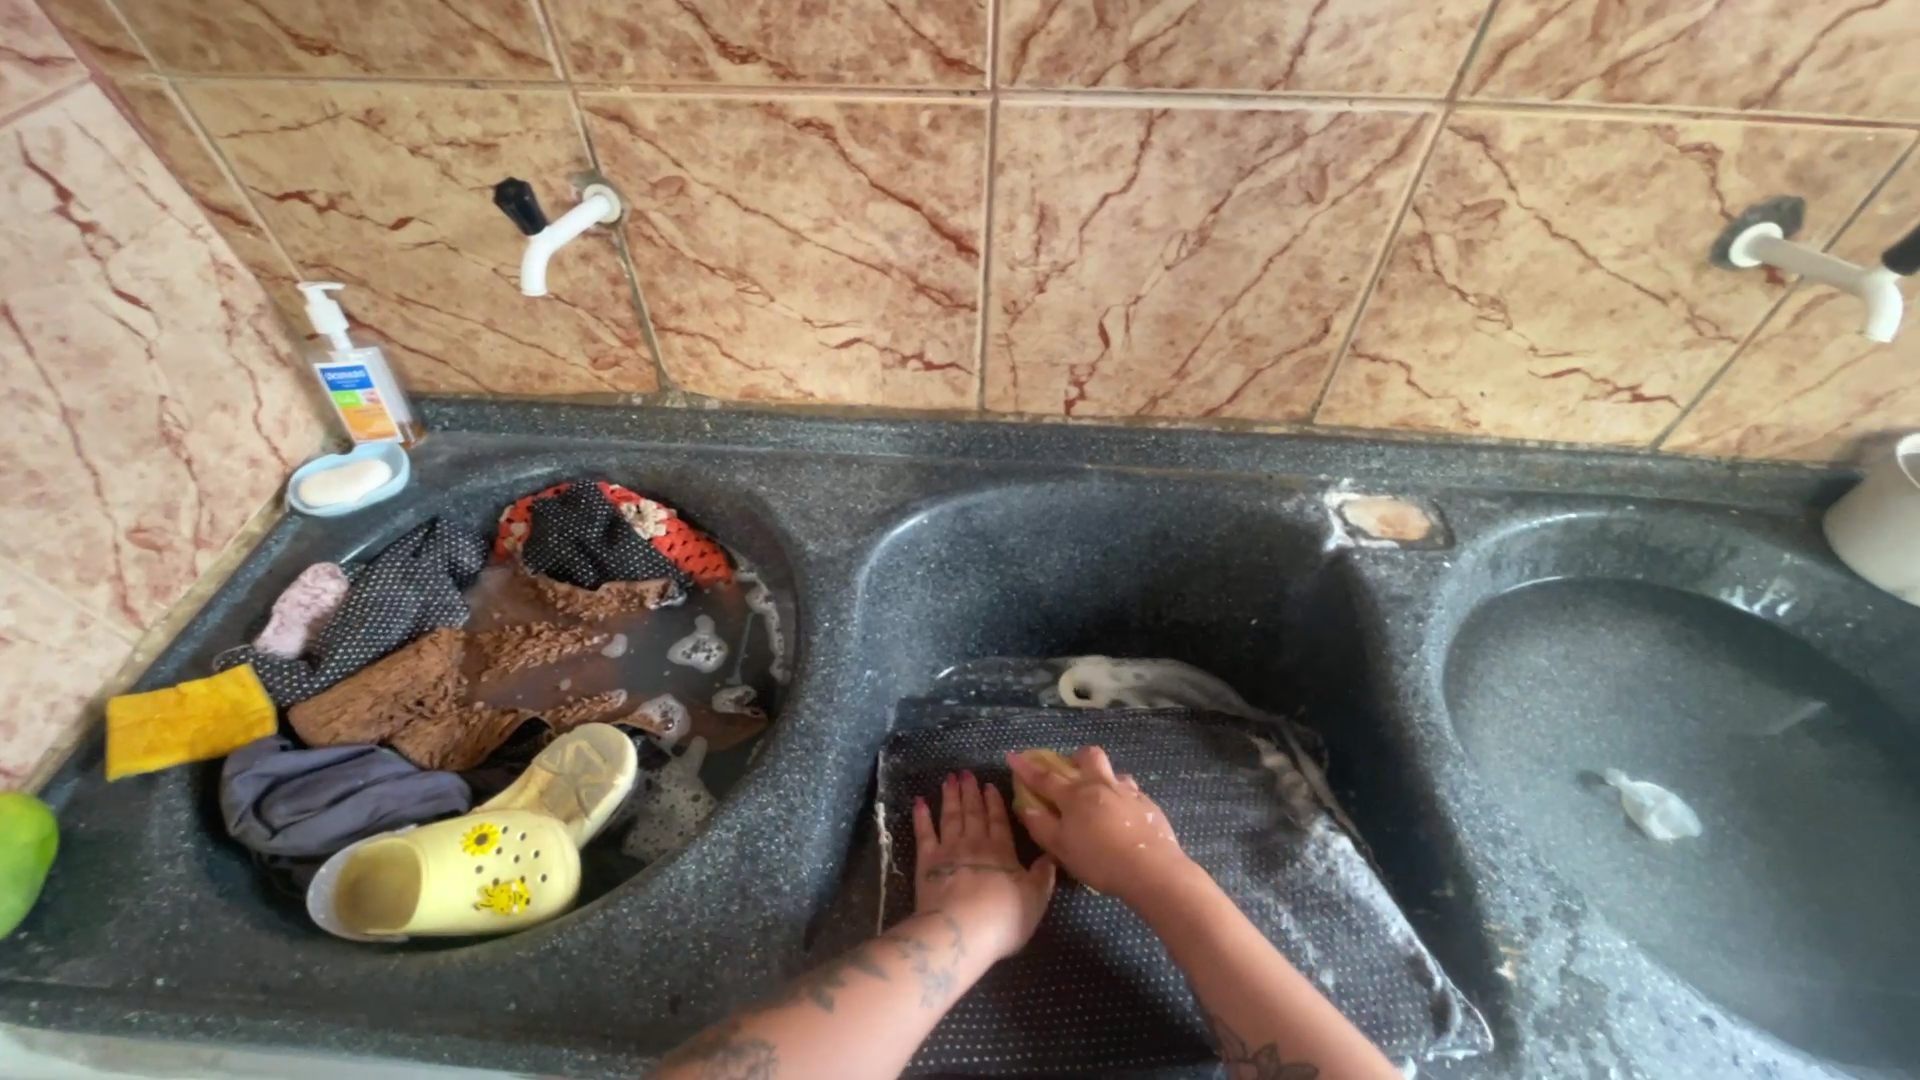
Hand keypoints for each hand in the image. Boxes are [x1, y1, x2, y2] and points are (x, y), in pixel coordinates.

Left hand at [914, 771, 1057, 961]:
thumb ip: (1043, 876)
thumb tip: (1053, 856)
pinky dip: (921, 817)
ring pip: (950, 816)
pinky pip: (923, 833)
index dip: (994, 802)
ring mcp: (949, 849)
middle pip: (973, 813)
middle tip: (966, 773)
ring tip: (949, 779)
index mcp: (1001, 851)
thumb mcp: (1036, 899)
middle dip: (971, 792)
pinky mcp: (926, 861)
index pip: (999, 821)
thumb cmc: (1003, 918)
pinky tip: (919, 802)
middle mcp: (975, 843)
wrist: (962, 930)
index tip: (989, 784)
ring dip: (950, 797)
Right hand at [1006, 746, 1195, 905]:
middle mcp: (1101, 786)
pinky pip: (1132, 790)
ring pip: (1113, 772)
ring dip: (1103, 777)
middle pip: (1088, 756)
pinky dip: (1122, 797)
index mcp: (1075, 796)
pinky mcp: (1148, 804)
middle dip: (1076, 758)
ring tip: (1101, 797)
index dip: (1026, 767)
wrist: (1153, 870)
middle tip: (1072, 773)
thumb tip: (1025, 806)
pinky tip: (1124, 816)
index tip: (1012, 755)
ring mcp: (1128, 792)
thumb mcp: (1062, 849)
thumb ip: (1041, 826)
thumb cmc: (1100, 861)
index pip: (1044, 777)